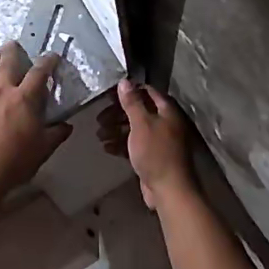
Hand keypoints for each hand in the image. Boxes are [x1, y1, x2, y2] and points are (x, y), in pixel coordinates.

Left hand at [0, 42, 71, 194]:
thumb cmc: (15, 161)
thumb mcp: (43, 149)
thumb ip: (56, 134)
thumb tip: (66, 126)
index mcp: (25, 99)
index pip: (39, 72)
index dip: (47, 61)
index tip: (52, 56)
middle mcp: (2, 92)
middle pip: (7, 64)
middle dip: (11, 51)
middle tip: (12, 43)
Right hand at [98, 80, 193, 208]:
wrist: (168, 188)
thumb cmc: (155, 152)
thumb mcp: (141, 124)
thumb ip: (132, 103)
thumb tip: (124, 81)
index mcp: (167, 111)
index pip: (148, 92)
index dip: (130, 91)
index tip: (110, 94)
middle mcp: (165, 122)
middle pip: (139, 111)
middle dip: (119, 114)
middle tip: (100, 118)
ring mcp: (159, 140)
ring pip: (135, 129)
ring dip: (117, 130)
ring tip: (99, 134)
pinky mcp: (152, 156)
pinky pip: (135, 145)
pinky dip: (121, 144)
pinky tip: (107, 147)